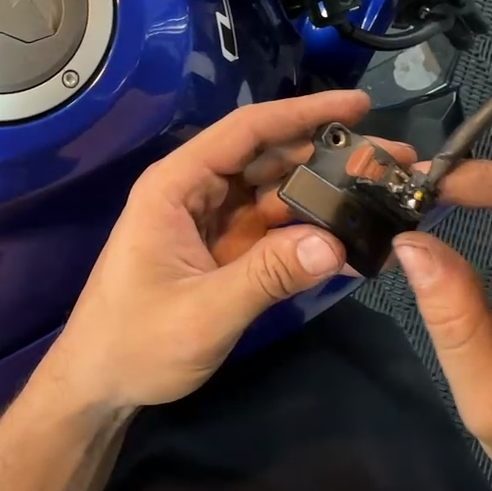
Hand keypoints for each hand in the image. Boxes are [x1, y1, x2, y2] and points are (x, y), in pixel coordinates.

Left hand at [35, 90, 412, 414]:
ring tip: (384, 194)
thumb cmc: (135, 342)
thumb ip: (267, 276)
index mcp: (177, 184)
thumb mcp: (203, 312)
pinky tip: (352, 236)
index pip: (246, 131)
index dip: (302, 113)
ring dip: (325, 192)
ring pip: (277, 191)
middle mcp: (196, 191)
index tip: (358, 105)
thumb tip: (336, 242)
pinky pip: (273, 228)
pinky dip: (309, 230)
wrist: (98, 384)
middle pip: (270, 158)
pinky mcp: (223, 249)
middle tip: (393, 161)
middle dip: (328, 156)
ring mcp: (212, 220)